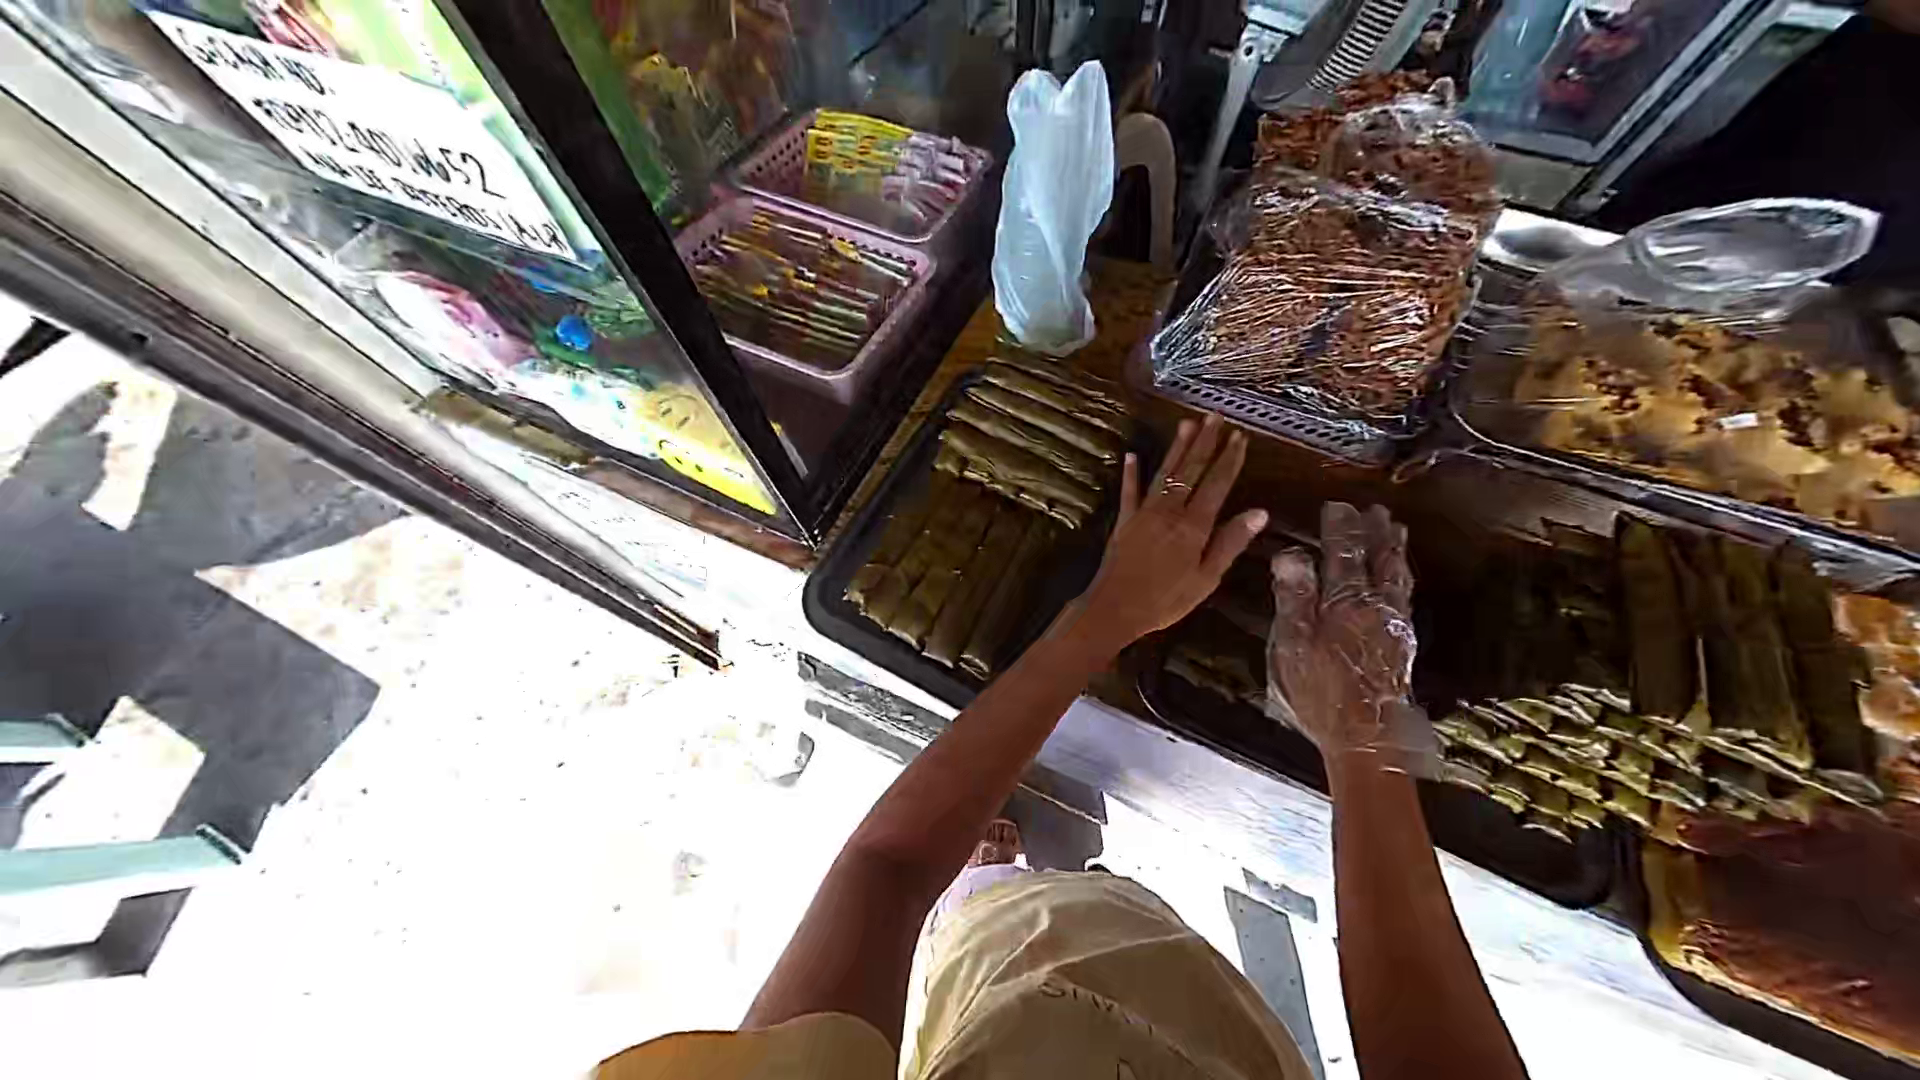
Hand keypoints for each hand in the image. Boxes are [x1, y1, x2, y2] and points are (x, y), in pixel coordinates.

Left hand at [1070, 413, 1268, 654]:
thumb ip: (1230, 542)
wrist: (1115, 607)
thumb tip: (1260, 512)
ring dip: (1176, 448)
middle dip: (1204, 442)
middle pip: (1190, 470)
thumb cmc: (1165, 600)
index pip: (1217, 484)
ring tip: (1186, 423)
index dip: (1229, 459)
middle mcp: (1170, 511)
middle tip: (1214, 416)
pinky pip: (1129, 491)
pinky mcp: (1123, 520)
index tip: (1240, 436)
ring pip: (1164, 474)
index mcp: (1194, 526)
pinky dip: (1131, 473)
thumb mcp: (1206, 578)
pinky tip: (1132, 455)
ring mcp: (1143, 513)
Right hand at [1268, 503, 1429, 771]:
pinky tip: (1398, 577)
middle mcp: (1376, 607)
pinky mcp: (1401, 643)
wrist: (1367, 734)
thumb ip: (1293, 597)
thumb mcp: (1292, 643)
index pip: (1343, 554)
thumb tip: (1291, 553)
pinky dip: (1401, 576)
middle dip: (1375, 533)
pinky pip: (1404, 596)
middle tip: (1375, 510)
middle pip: (1378, 561)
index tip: (1336, 506)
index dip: (1340, 528)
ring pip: (1397, 577)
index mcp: (1345, 602)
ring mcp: (1393, 625)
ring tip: (1395, 531)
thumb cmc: (1320, 689)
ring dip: (1394, 551)